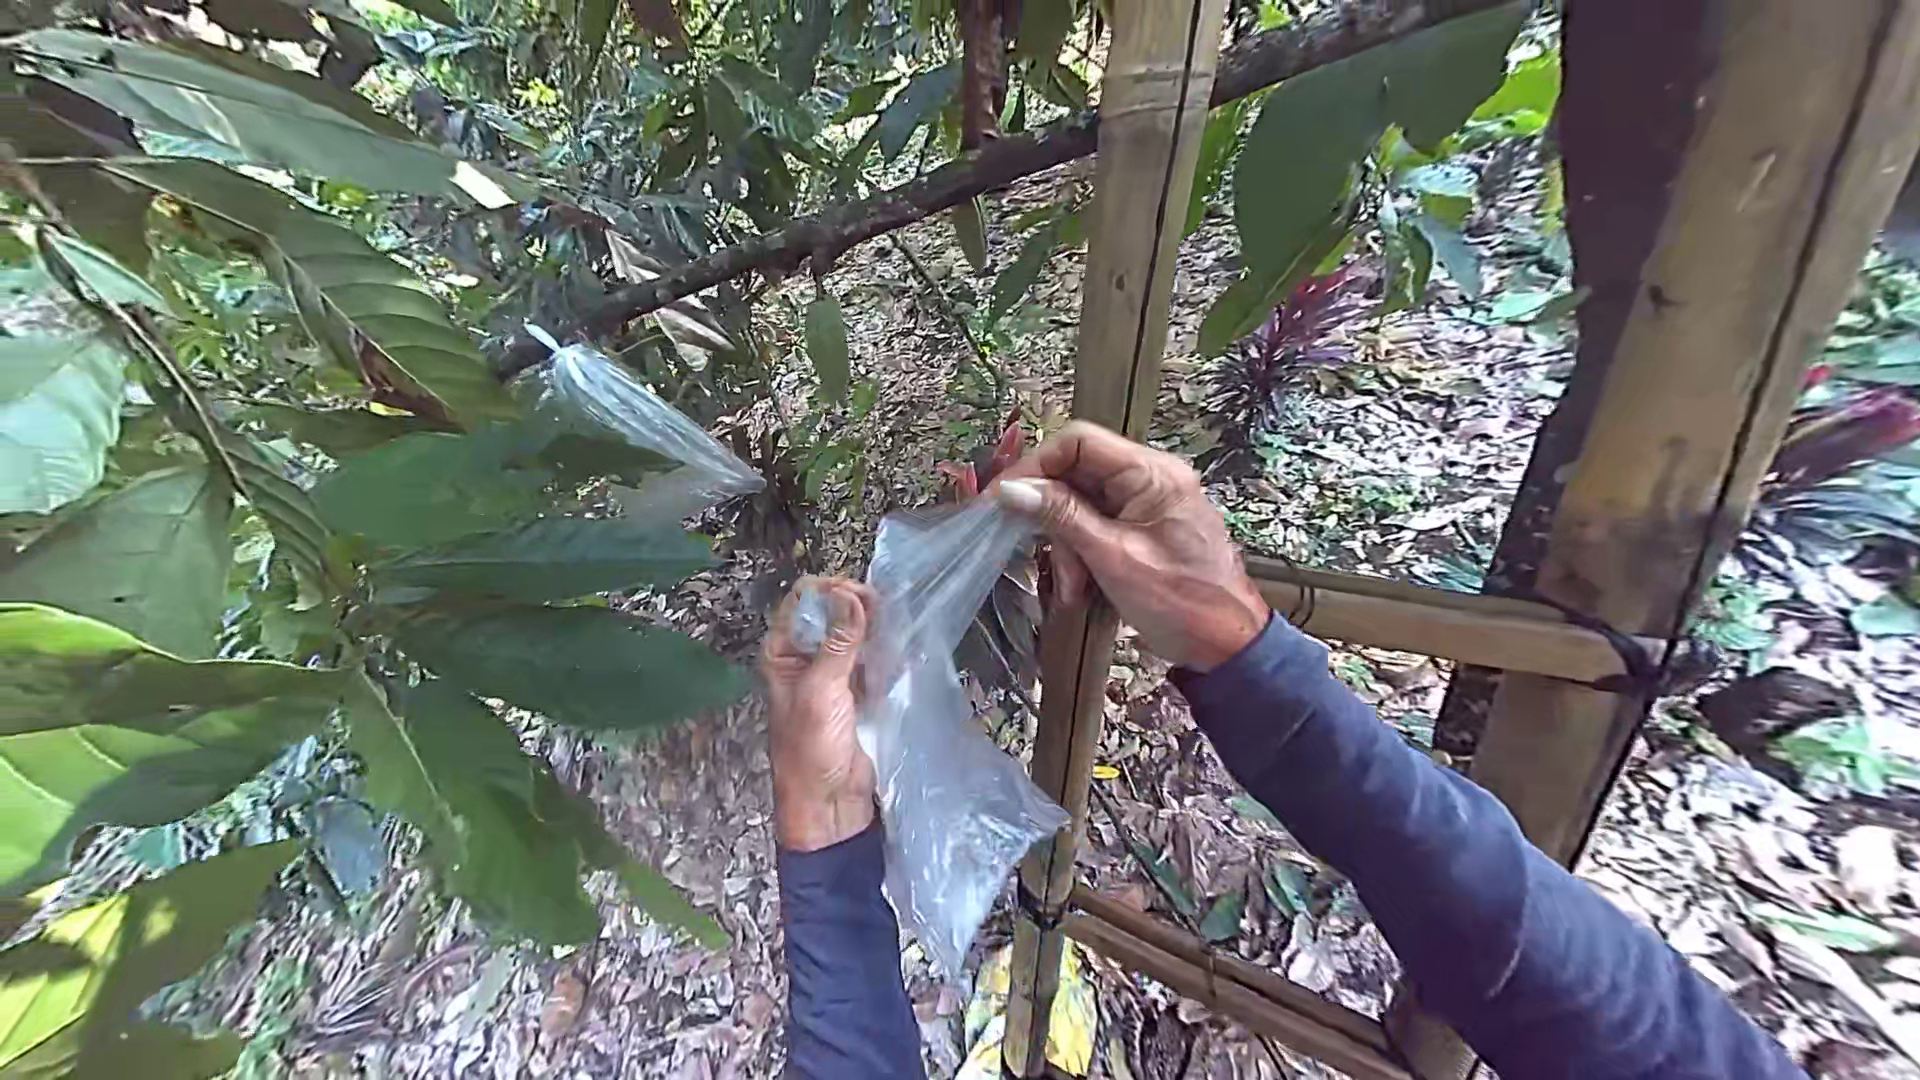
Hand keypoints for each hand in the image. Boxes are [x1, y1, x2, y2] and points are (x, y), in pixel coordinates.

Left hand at [761, 577, 879, 851]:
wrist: (829, 799)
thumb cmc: (811, 747)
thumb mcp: (821, 690)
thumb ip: (838, 642)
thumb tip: (849, 595)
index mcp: (783, 650)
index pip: (804, 600)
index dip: (831, 590)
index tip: (859, 595)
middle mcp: (806, 654)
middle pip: (832, 610)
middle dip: (856, 603)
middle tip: (882, 607)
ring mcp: (833, 669)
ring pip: (855, 630)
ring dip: (874, 623)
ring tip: (895, 622)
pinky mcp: (857, 685)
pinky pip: (872, 654)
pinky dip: (886, 646)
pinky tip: (901, 643)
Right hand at [992, 421, 1269, 671]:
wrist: (1226, 647)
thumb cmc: (1181, 602)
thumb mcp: (1114, 558)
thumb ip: (1062, 517)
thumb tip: (1011, 490)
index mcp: (1151, 473)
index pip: (1079, 442)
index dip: (1035, 465)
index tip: (1003, 498)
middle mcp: (1147, 477)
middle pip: (1075, 475)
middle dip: (1052, 518)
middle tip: (1038, 553)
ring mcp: (1143, 502)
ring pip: (1078, 504)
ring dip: (1065, 545)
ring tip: (1073, 587)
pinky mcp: (1137, 526)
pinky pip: (1092, 526)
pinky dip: (1079, 554)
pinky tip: (1081, 587)